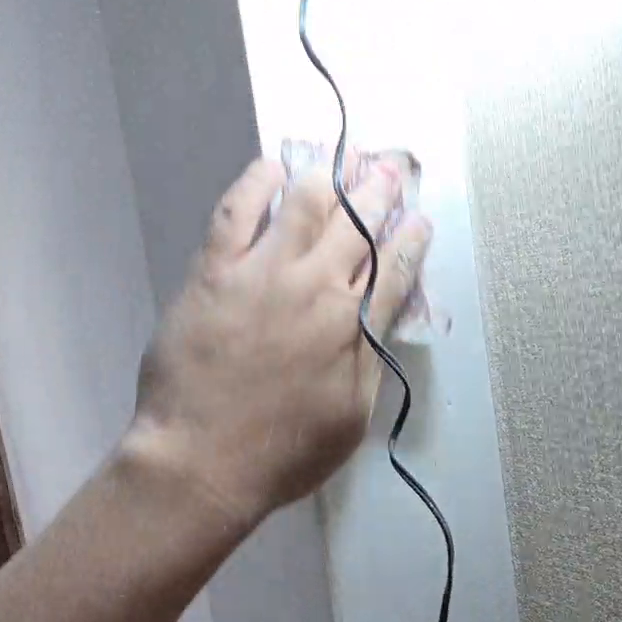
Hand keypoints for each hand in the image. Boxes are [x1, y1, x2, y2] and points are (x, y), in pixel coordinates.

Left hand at [120, 156, 433, 526]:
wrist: (201, 461)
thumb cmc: (284, 453)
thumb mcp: (351, 416)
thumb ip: (371, 357)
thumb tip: (386, 313)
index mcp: (353, 327)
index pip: (394, 269)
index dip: (411, 239)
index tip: (419, 218)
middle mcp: (315, 287)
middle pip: (356, 226)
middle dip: (378, 195)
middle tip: (387, 172)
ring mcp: (262, 272)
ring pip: (304, 204)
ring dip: (329, 178)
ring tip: (342, 160)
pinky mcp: (215, 270)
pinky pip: (237, 210)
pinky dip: (257, 182)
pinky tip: (272, 168)